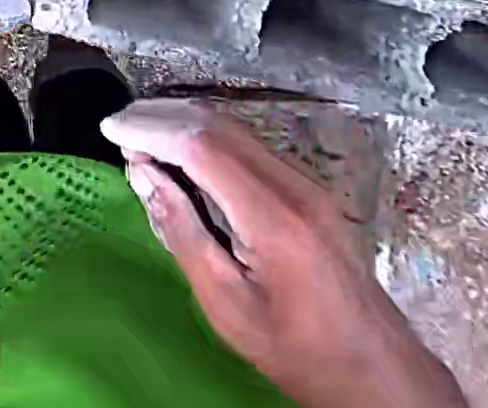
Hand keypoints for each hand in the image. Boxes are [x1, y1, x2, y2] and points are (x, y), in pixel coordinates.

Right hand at [101, 100, 466, 407]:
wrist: (378, 371)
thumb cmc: (296, 350)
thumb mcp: (226, 306)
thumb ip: (181, 232)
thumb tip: (141, 172)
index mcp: (273, 218)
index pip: (200, 146)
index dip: (149, 129)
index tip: (110, 130)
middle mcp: (292, 184)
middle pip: (214, 124)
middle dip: (158, 116)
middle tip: (117, 125)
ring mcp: (304, 179)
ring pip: (230, 125)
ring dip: (178, 120)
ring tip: (137, 130)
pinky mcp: (305, 183)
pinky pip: (243, 141)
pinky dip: (201, 133)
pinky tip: (178, 146)